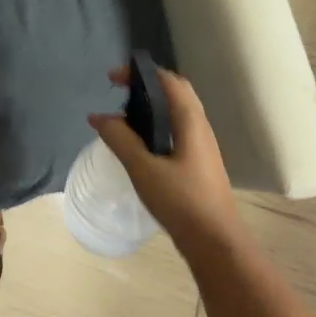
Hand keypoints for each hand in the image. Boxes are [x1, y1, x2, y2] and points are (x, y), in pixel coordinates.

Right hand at [88, 66, 240, 247]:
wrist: (216, 243)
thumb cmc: (182, 201)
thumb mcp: (143, 168)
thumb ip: (119, 138)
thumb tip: (99, 116)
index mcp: (191, 122)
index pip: (168, 80)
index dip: (140, 73)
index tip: (113, 79)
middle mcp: (200, 128)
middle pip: (174, 93)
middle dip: (145, 87)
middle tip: (118, 95)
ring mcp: (202, 147)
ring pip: (176, 114)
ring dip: (150, 108)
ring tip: (123, 120)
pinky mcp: (198, 164)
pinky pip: (176, 132)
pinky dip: (155, 127)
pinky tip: (138, 147)